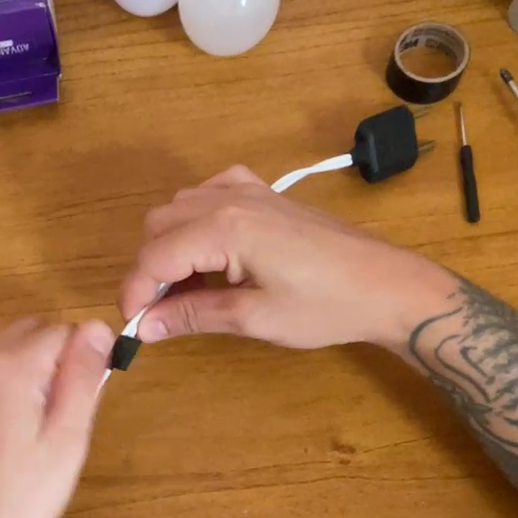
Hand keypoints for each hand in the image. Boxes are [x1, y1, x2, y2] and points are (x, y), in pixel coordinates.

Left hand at [0, 318, 114, 517]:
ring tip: (24, 435)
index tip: (85, 398)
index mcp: (10, 368)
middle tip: (58, 417)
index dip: (82, 358)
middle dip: (49, 360)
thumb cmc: (23, 499)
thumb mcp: (67, 441)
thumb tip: (96, 326)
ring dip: (16, 377)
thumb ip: (82, 376)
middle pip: (23, 335)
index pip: (61, 330)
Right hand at [117, 166, 452, 348]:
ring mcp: (248, 190)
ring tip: (190, 291)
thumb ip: (193, 315)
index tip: (133, 327)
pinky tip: (211, 253)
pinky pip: (208, 195)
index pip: (155, 256)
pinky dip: (194, 223)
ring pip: (178, 208)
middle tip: (162, 313)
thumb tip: (145, 327)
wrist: (384, 285)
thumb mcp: (254, 318)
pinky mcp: (263, 194)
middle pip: (158, 226)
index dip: (135, 293)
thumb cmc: (324, 307)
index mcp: (225, 227)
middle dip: (150, 271)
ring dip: (170, 248)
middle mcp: (229, 198)